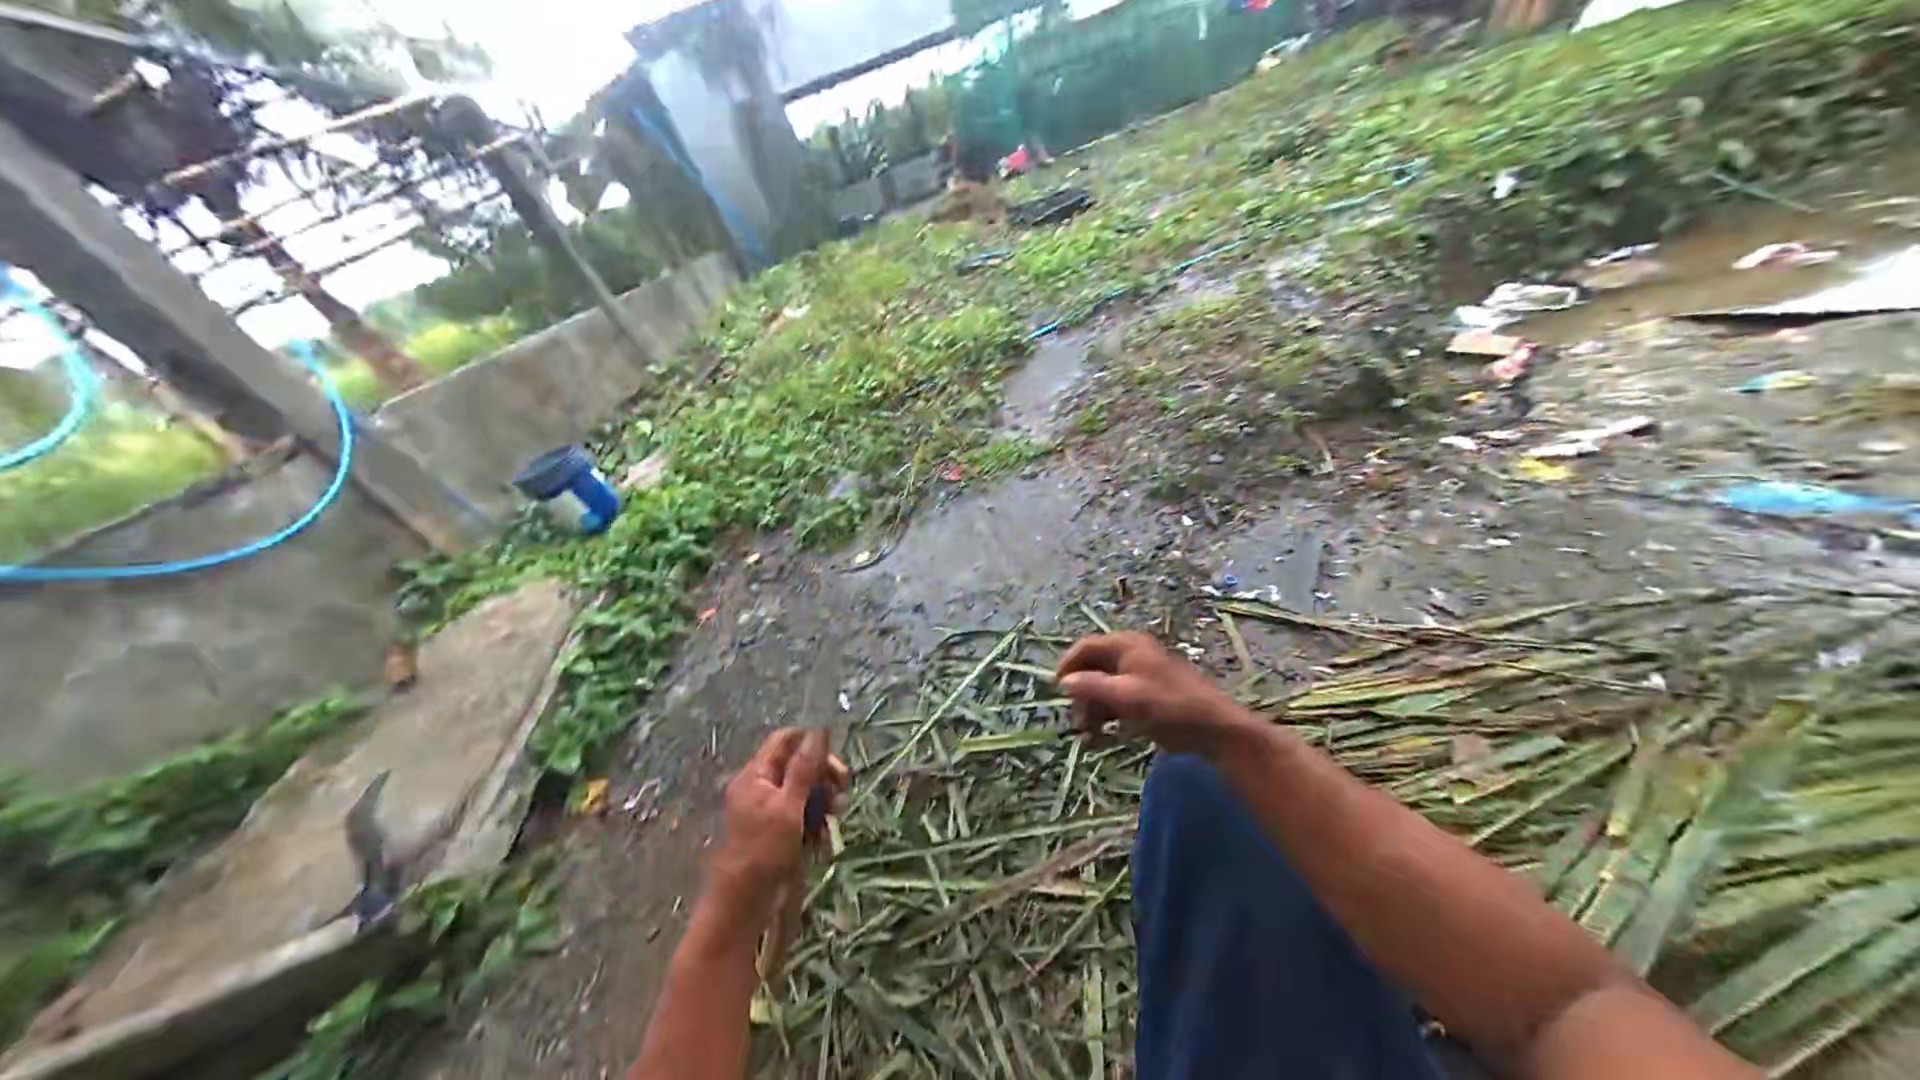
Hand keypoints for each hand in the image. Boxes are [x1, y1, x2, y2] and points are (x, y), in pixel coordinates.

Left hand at [710, 729, 848, 903]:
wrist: (744, 903)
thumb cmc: (763, 850)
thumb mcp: (788, 806)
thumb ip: (804, 767)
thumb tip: (819, 730)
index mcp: (755, 775)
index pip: (785, 740)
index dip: (811, 742)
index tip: (834, 758)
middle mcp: (761, 787)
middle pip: (798, 764)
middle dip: (823, 773)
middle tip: (843, 787)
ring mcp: (769, 809)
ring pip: (804, 789)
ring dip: (823, 797)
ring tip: (837, 812)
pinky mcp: (779, 830)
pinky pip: (801, 813)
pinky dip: (815, 818)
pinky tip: (824, 833)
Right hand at [1055, 633, 1259, 756]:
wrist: (1215, 729)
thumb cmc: (1170, 707)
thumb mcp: (1127, 697)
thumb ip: (1092, 687)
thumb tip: (1064, 682)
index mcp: (1127, 646)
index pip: (1086, 647)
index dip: (1067, 665)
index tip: (1055, 689)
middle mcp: (1132, 655)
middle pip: (1093, 668)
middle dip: (1081, 695)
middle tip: (1076, 721)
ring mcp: (1141, 675)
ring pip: (1104, 687)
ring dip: (1092, 709)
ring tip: (1088, 736)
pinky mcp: (1148, 695)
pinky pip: (1118, 700)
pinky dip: (1107, 715)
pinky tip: (1102, 736)